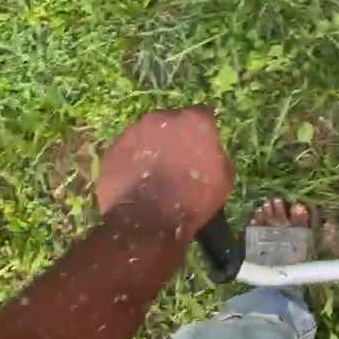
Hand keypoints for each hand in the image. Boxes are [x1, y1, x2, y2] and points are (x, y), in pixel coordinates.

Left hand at [96, 107, 234, 238]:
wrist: (147, 224)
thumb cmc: (193, 201)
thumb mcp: (224, 179)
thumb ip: (218, 156)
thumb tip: (212, 152)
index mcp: (193, 120)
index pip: (203, 114)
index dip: (204, 129)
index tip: (203, 144)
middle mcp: (162, 117)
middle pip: (172, 121)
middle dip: (176, 136)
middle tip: (178, 159)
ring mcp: (134, 131)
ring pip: (148, 133)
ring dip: (153, 146)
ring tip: (155, 171)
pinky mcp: (114, 148)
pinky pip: (129, 149)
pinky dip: (133, 160)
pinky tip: (138, 178)